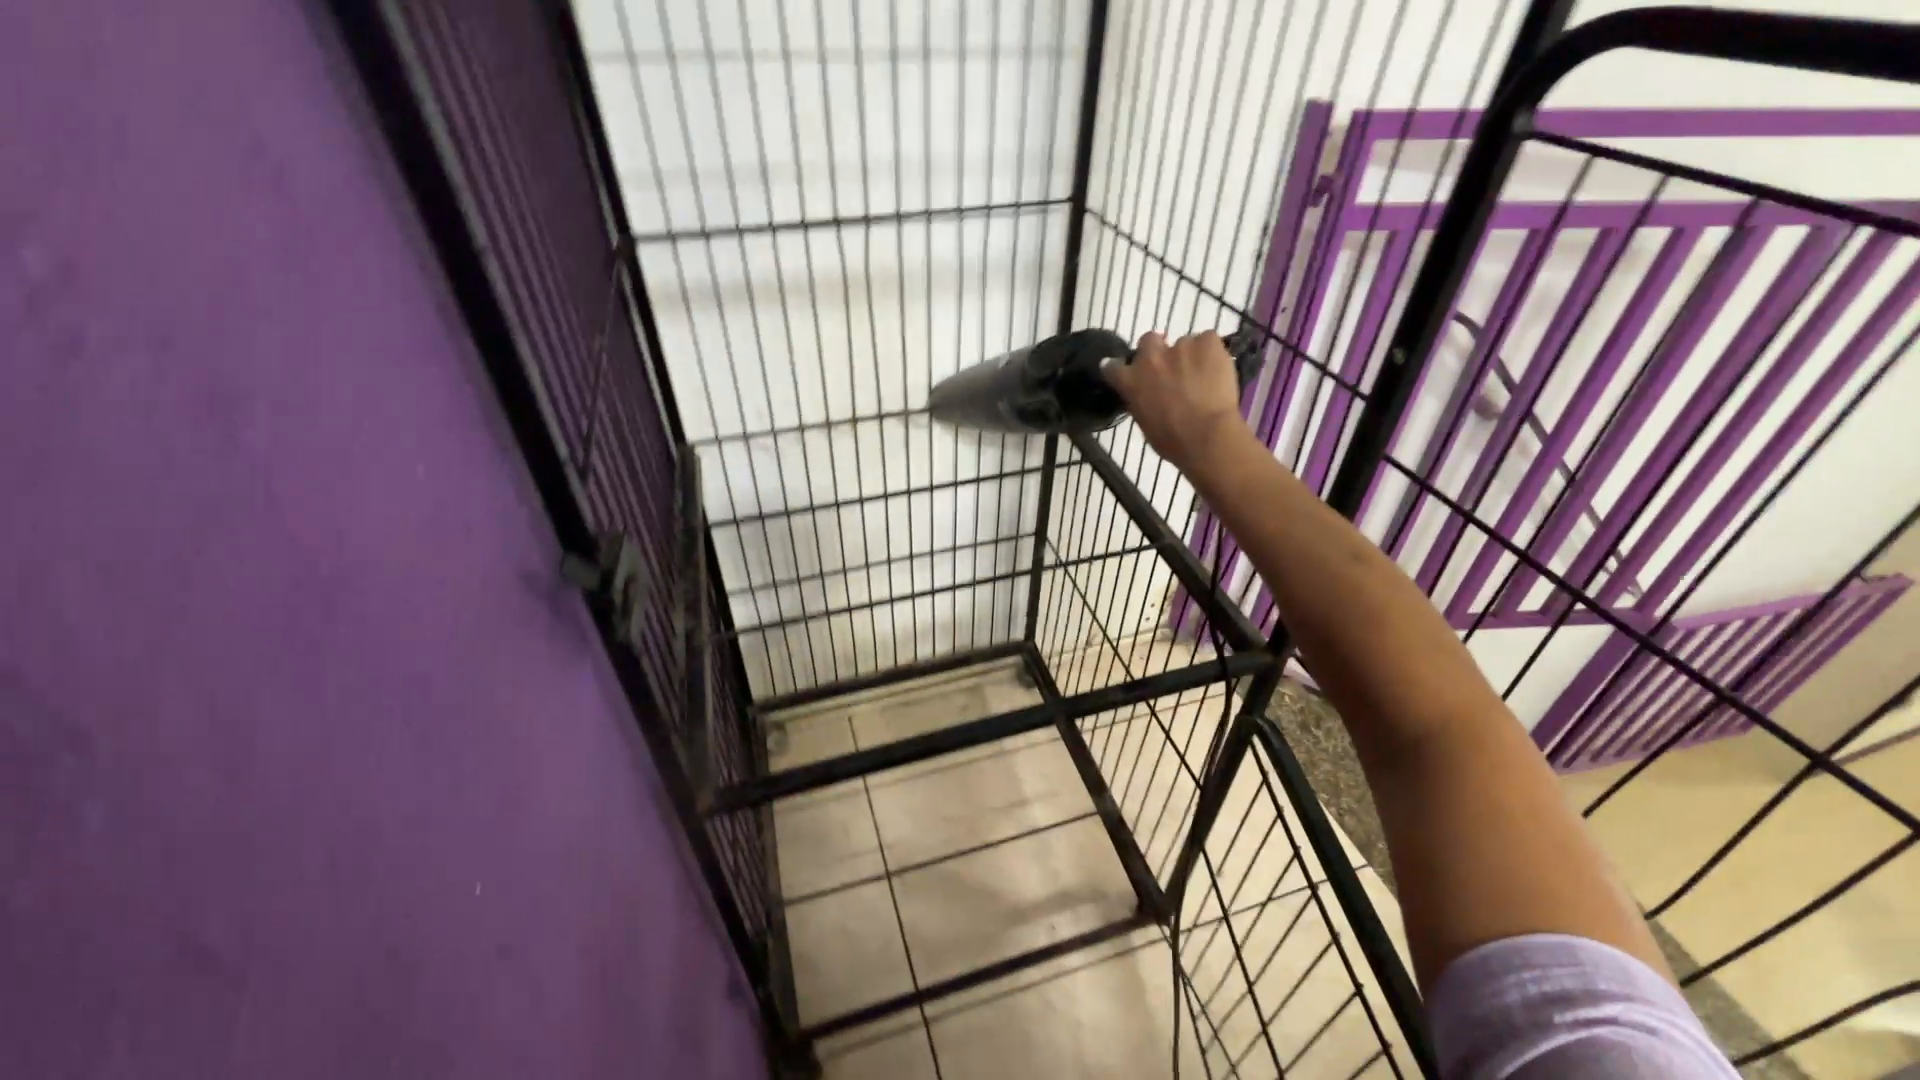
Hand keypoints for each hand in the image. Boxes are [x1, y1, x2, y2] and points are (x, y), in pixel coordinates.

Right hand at [1103, 331, 1252, 473]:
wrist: (1206, 436)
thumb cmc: (1172, 440)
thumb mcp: (1144, 422)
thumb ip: (1141, 401)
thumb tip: (1147, 396)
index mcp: (1131, 381)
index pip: (1113, 366)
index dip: (1121, 368)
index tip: (1128, 372)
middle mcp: (1151, 358)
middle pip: (1149, 341)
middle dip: (1157, 351)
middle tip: (1170, 369)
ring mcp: (1180, 346)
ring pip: (1184, 344)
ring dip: (1190, 356)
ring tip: (1203, 376)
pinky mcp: (1208, 342)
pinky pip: (1208, 340)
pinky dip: (1212, 353)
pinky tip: (1218, 369)